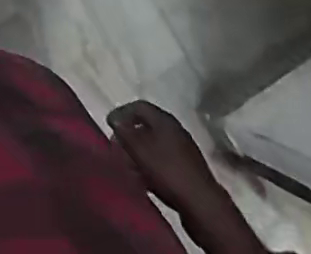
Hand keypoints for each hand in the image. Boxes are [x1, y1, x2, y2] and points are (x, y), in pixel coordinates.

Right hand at [108, 102, 227, 214]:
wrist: (202, 204)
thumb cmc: (167, 171)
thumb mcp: (140, 149)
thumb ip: (125, 132)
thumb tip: (115, 119)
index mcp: (165, 120)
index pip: (139, 106)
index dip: (122, 112)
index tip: (108, 124)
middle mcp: (175, 130)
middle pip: (147, 125)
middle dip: (129, 134)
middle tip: (115, 145)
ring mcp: (183, 150)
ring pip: (154, 145)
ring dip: (138, 152)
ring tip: (125, 164)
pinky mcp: (186, 170)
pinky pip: (162, 160)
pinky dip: (149, 165)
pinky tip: (142, 178)